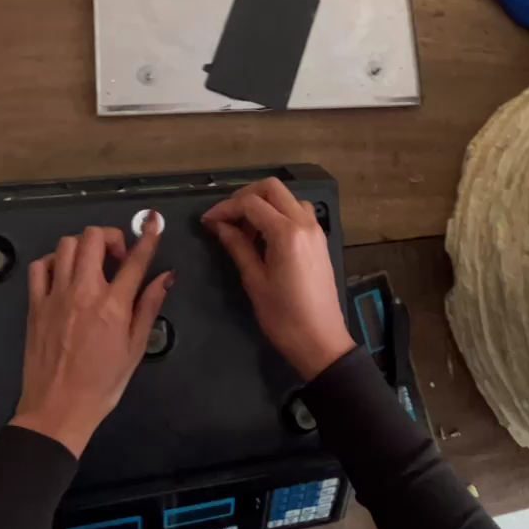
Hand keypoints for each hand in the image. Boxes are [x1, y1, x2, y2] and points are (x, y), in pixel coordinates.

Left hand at [10, 215, 171, 456]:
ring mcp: (55, 296)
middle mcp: (83, 292)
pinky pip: (39, 267)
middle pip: (93, 238)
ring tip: (92, 265)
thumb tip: (165, 276)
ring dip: (84, 246)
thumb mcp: (135, 348)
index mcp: (112, 305)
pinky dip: (53, 261)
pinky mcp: (34, 305)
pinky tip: (64, 275)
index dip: (148, 236)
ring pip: (65, 245)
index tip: (153, 222)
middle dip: (111, 236)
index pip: (135, 259)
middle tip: (118, 257)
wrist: (57, 410)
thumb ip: (148, 307)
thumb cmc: (102, 383)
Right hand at [202, 178, 354, 379]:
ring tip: (244, 230)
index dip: (225, 208)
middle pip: (272, 188)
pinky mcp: (319, 240)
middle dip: (245, 196)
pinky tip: (264, 236)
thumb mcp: (255, 281)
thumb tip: (218, 225)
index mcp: (287, 233)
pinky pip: (298, 212)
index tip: (207, 221)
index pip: (251, 203)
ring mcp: (315, 230)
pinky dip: (279, 213)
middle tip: (226, 218)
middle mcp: (304, 223)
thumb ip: (237, 246)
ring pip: (287, 197)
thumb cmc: (283, 316)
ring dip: (264, 204)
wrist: (320, 340)